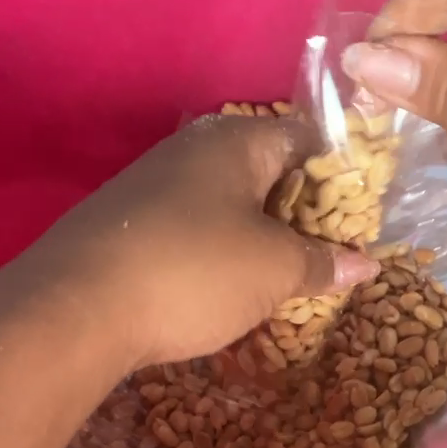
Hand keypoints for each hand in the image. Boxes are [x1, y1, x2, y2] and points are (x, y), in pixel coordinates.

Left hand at [3, 115, 379, 370]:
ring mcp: (156, 189)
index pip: (307, 138)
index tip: (363, 216)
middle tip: (333, 258)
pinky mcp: (132, 229)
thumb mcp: (273, 271)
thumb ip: (322, 264)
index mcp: (237, 143)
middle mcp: (195, 152)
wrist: (79, 309)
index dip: (341, 174)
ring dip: (261, 243)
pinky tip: (233, 294)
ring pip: (229, 209)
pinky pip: (196, 235)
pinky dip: (223, 259)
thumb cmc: (194, 273)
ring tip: (290, 283)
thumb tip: (367, 264)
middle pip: (267, 175)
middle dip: (302, 216)